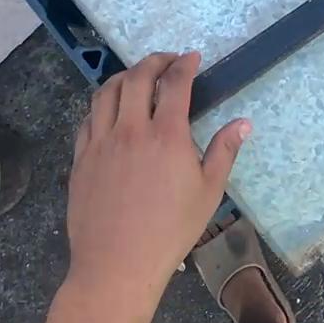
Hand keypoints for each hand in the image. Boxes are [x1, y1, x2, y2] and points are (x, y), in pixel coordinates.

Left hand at [64, 52, 250, 311]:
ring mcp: (100, 143)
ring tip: (137, 76)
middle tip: (167, 61)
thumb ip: (223, 152)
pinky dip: (102, 105)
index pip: (175, 84)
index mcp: (166, 136)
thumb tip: (243, 123)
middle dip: (154, 61)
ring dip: (124, 76)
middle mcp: (130, 130)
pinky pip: (88, 119)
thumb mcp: (208, 193)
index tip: (192, 57)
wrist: (117, 265)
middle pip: (137, 78)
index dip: (184, 64)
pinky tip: (111, 111)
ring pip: (106, 92)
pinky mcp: (80, 159)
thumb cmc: (170, 231)